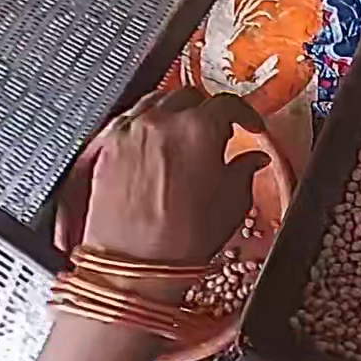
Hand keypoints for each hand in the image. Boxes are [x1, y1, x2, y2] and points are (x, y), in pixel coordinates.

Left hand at [53, 88, 267, 268]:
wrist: (133, 263)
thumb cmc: (183, 238)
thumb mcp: (232, 204)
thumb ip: (244, 171)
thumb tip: (253, 160)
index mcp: (199, 130)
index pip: (228, 104)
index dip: (246, 115)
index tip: (250, 127)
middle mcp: (161, 121)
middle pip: (191, 97)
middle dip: (209, 111)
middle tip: (220, 132)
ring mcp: (129, 130)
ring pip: (158, 102)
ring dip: (178, 113)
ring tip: (187, 136)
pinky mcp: (107, 145)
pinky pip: (132, 119)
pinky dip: (150, 124)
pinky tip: (158, 144)